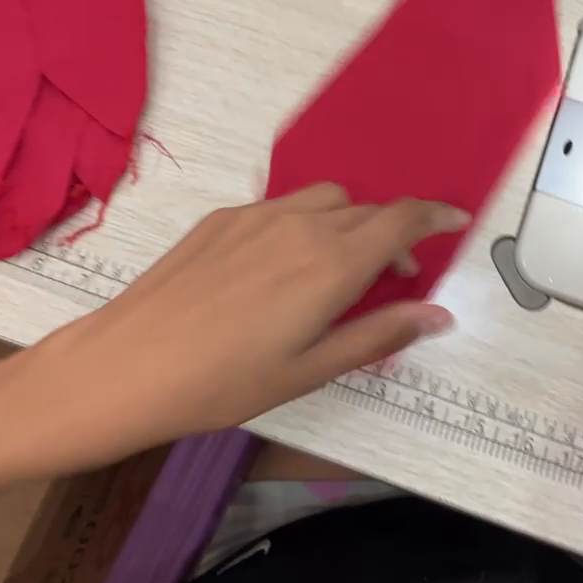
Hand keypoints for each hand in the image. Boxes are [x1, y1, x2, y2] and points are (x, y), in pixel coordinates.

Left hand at [0, 185, 466, 474]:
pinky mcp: (222, 218)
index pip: (402, 219)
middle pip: (368, 210)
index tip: (455, 220)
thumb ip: (380, 334)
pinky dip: (306, 222)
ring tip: (338, 268)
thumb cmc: (226, 382)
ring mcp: (258, 215)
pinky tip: (281, 266)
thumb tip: (439, 315)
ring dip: (350, 223)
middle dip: (393, 234)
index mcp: (332, 263)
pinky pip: (283, 205)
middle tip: (393, 278)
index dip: (436, 215)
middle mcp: (301, 224)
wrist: (127, 364)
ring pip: (326, 200)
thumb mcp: (312, 369)